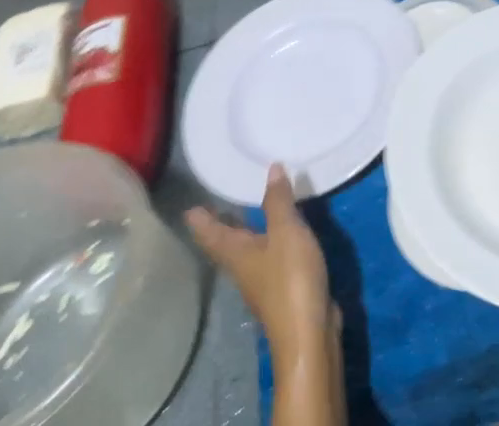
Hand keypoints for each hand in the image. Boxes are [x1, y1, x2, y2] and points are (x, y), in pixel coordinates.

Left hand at [186, 164, 337, 355]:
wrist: (308, 331)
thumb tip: (271, 168)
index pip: (209, 233)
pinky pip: (267, 261)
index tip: (190, 207)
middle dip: (219, 226)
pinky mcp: (281, 290)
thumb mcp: (286, 232)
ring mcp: (261, 282)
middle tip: (215, 206)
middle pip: (224, 245)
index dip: (200, 219)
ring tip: (246, 217)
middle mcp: (242, 268)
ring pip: (245, 254)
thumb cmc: (290, 278)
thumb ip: (279, 201)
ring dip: (242, 236)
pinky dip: (266, 246)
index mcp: (236, 253)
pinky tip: (279, 240)